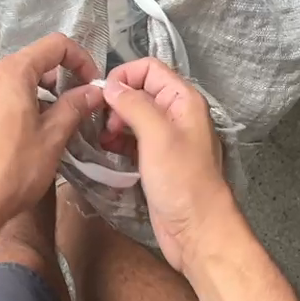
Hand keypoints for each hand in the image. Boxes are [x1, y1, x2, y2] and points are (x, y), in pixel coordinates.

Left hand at [0, 33, 101, 232]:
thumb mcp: (52, 137)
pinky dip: (23, 106)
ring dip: (44, 94)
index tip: (93, 85)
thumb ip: (75, 106)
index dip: (81, 59)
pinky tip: (31, 136)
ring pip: (18, 81)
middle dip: (63, 78)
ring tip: (59, 124)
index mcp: (12, 73)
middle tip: (80, 106)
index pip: (55, 45)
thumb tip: (93, 91)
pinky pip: (2, 99)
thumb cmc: (12, 169)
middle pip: (35, 61)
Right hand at [100, 58, 240, 272]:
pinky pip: (133, 139)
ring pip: (134, 115)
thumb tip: (111, 86)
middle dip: (116, 101)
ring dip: (114, 122)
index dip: (124, 76)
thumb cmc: (182, 181)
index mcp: (183, 100)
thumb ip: (134, 104)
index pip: (149, 69)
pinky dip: (119, 140)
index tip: (103, 96)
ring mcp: (167, 138)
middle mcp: (176, 114)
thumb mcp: (157, 135)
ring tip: (102, 139)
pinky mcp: (157, 160)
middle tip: (102, 123)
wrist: (197, 231)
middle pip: (139, 91)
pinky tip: (108, 150)